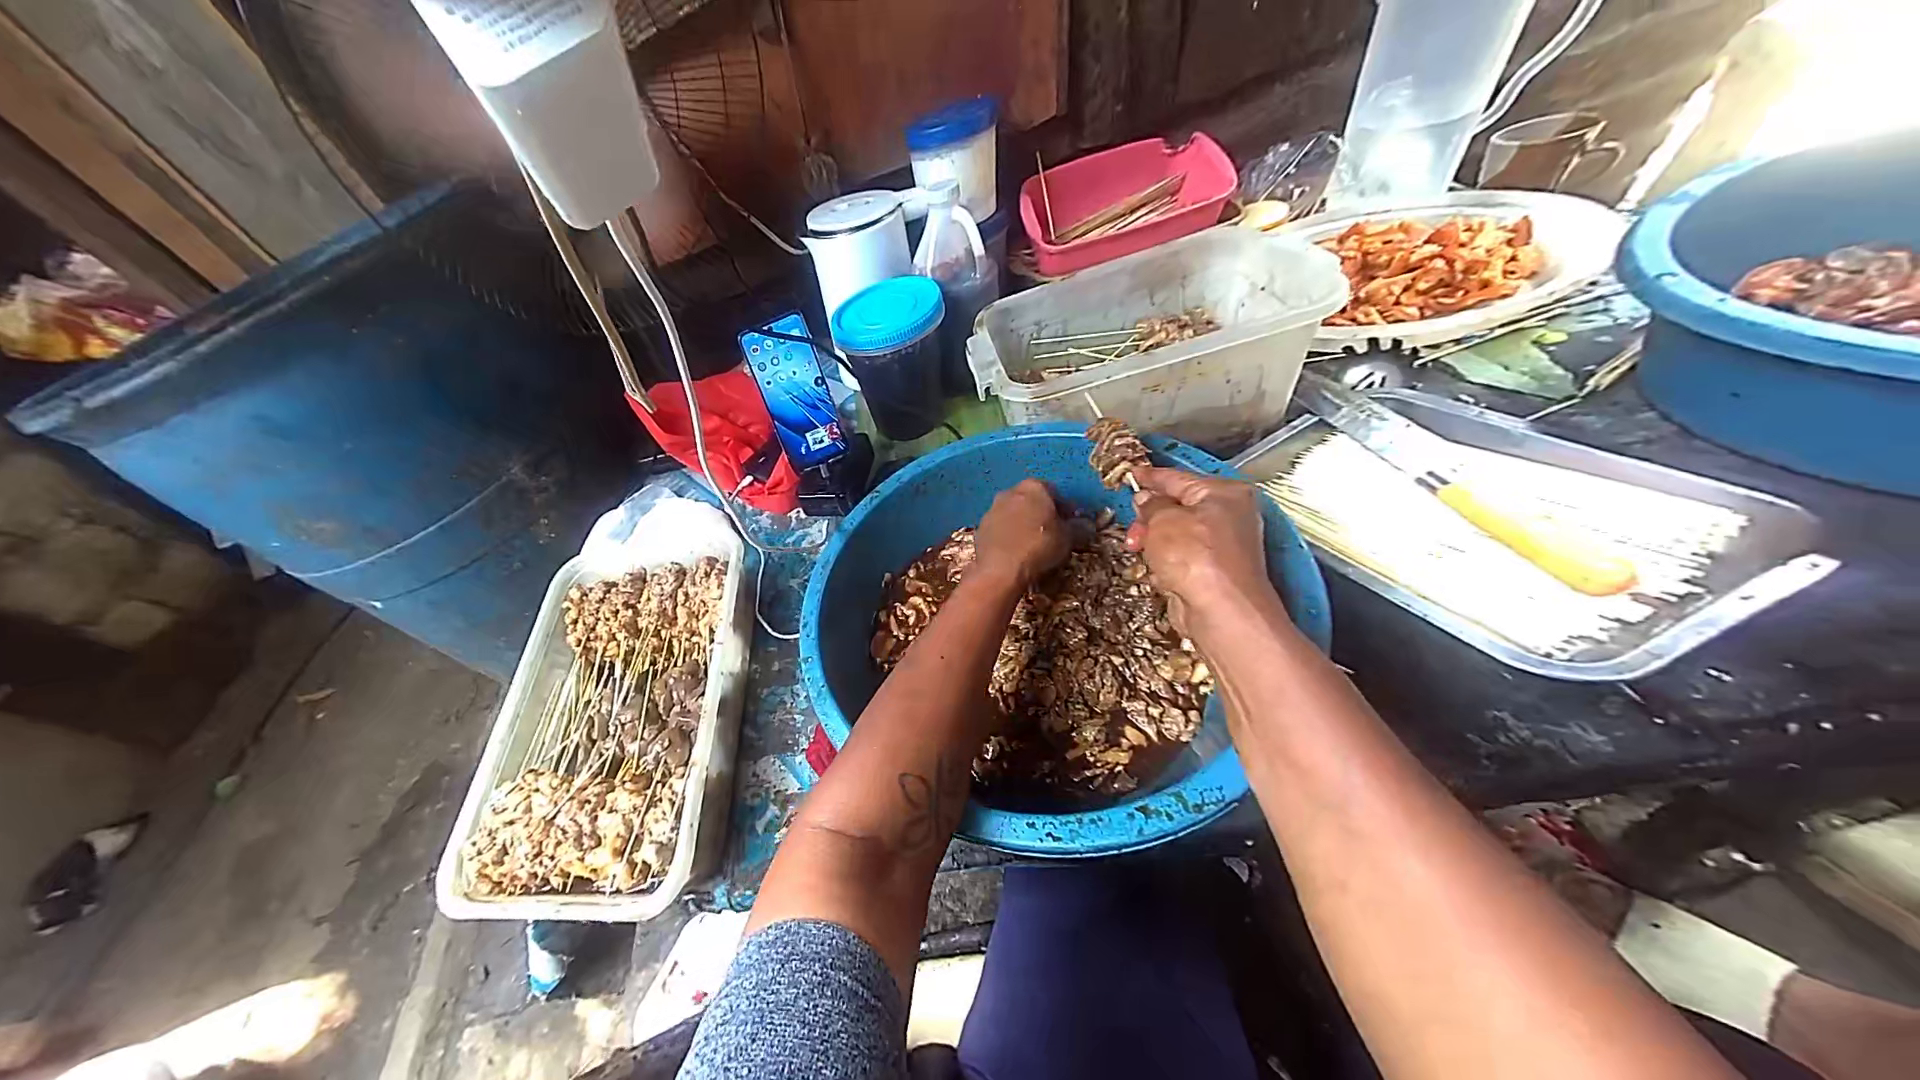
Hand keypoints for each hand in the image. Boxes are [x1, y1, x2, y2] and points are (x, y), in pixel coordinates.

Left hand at [972, 479, 1075, 589]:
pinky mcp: (980, 529)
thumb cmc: (1039, 547)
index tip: (1071, 524)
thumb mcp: (1068, 538)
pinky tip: (1017, 553)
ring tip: (1034, 546)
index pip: (1054, 492)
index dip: (1065, 508)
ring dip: (1024, 525)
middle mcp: (1010, 492)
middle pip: (1032, 501)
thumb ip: (1079, 528)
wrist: (1000, 570)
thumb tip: (1087, 525)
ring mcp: (992, 510)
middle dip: (1043, 514)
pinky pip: (1001, 529)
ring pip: (1014, 514)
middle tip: (1054, 534)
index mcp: (1034, 487)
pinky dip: (1009, 537)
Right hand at [1126, 466, 1280, 635]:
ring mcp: (1225, 547)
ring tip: (1141, 552)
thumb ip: (1151, 505)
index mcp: (1224, 493)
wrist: (1221, 610)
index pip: (1178, 478)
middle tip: (1134, 530)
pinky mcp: (1216, 573)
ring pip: (1178, 535)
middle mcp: (1231, 516)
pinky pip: (1182, 559)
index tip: (1132, 474)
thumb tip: (1146, 500)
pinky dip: (1167, 563)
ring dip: (1155, 543)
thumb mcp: (1162, 520)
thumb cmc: (1197, 559)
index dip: (1150, 477)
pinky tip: (1159, 572)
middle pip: (1179, 508)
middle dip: (1150, 519)